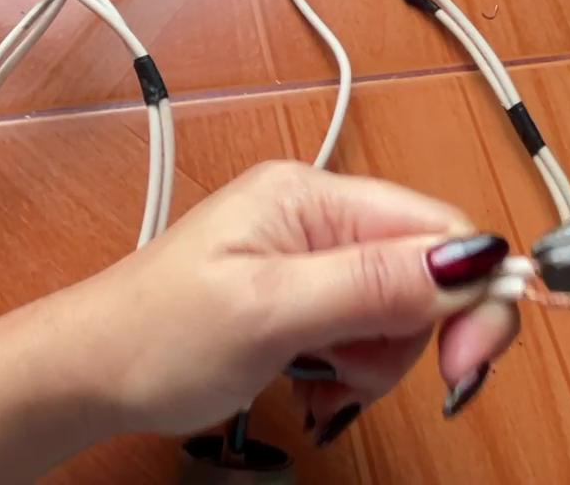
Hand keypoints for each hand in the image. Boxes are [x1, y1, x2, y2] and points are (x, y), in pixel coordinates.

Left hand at [51, 160, 520, 447]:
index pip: (434, 225)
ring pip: (399, 304)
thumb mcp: (268, 310)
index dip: (471, 291)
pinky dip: (353, 361)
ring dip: (376, 355)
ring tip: (320, 372)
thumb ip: (369, 283)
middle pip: (424, 267)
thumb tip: (468, 258)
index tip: (464, 361)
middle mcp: (314, 211)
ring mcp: (307, 249)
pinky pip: (364, 323)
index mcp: (309, 194)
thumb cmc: (159, 330)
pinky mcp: (301, 285)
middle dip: (410, 333)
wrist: (98, 364)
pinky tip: (313, 375)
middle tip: (358, 372)